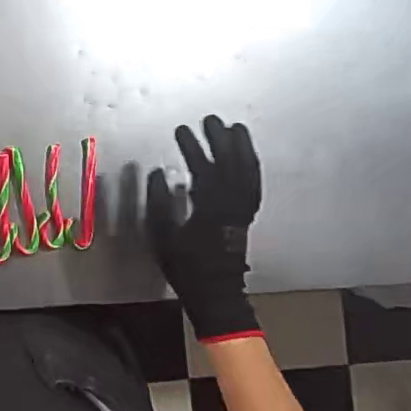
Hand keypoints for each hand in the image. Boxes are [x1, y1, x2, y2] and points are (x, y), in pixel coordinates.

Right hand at [147, 115, 261, 340]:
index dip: (192, 147)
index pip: (204, 168)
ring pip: (248, 171)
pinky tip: (244, 159)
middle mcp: (233, 204)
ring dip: (242, 148)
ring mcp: (244, 209)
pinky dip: (249, 167)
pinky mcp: (247, 214)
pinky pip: (252, 183)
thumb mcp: (163, 235)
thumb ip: (159, 202)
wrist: (216, 291)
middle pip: (231, 163)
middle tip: (210, 119)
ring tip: (235, 129)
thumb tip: (158, 173)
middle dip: (221, 139)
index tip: (181, 129)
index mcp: (211, 207)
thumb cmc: (186, 266)